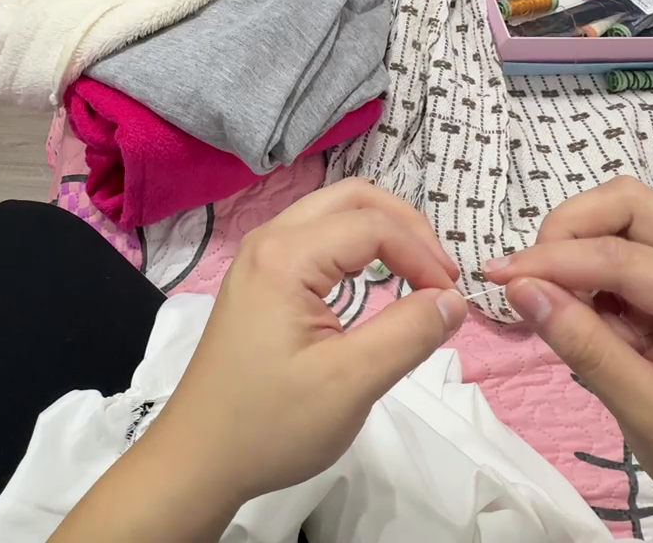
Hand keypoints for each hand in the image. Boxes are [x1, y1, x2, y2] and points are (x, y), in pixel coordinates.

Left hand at [50, 179, 466, 541]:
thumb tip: (453, 298)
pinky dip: (355, 244)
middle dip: (404, 224)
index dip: (421, 253)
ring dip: (380, 229)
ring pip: (332, 211)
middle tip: (440, 270)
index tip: (451, 297)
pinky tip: (376, 275)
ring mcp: (260, 254)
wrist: (200, 455)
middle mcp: (269, 238)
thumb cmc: (271, 423)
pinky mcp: (260, 274)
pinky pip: (316, 235)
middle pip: (351, 198)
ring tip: (418, 270)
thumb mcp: (350, 384)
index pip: (371, 225)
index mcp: (286, 255)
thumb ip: (408, 334)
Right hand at [483, 177, 652, 542]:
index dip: (551, 259)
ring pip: (630, 213)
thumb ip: (585, 348)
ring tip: (564, 301)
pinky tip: (594, 311)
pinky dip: (599, 262)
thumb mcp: (651, 420)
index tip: (497, 278)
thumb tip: (519, 288)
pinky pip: (637, 242)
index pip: (622, 256)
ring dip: (582, 243)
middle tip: (533, 277)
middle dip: (568, 228)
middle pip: (630, 203)